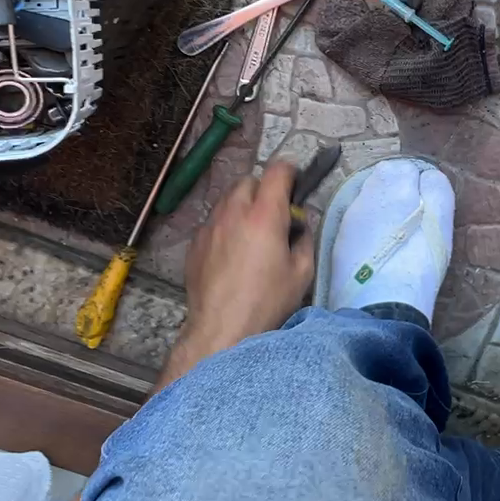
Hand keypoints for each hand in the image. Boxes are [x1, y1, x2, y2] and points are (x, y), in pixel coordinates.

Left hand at [170, 162, 316, 381]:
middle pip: (249, 180)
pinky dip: (226, 225)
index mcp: (265, 215)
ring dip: (243, 205)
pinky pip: (213, 221)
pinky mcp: (195, 243)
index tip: (295, 182)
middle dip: (264, 189)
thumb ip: (304, 238)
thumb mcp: (302, 272)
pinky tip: (232, 251)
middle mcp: (235, 212)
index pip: (277, 171)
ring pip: (228, 199)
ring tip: (251, 232)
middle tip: (274, 213)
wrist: (221, 329)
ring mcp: (210, 226)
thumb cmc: (268, 301)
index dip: (289, 171)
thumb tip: (299, 225)